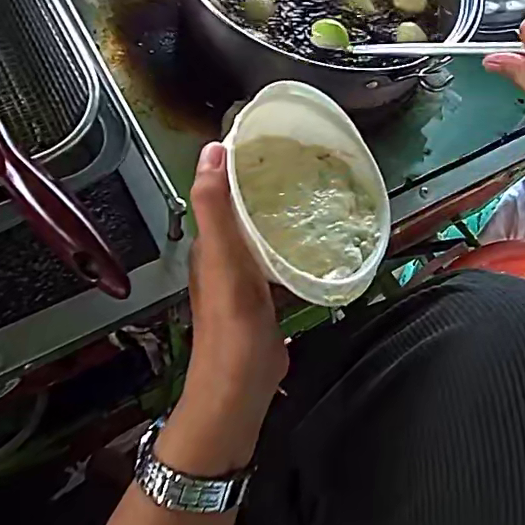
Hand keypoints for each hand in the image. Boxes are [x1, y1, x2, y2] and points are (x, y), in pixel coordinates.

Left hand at [158, 142, 287, 476]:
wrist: (241, 387)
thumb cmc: (232, 324)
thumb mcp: (222, 258)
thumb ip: (215, 207)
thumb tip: (210, 150)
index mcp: (211, 243)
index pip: (223, 190)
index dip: (241, 162)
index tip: (271, 138)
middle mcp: (224, 256)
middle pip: (245, 210)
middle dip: (267, 185)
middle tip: (303, 162)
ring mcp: (245, 279)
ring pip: (261, 234)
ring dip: (280, 214)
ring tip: (312, 194)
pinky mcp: (265, 299)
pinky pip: (278, 261)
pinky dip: (291, 245)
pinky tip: (313, 241)